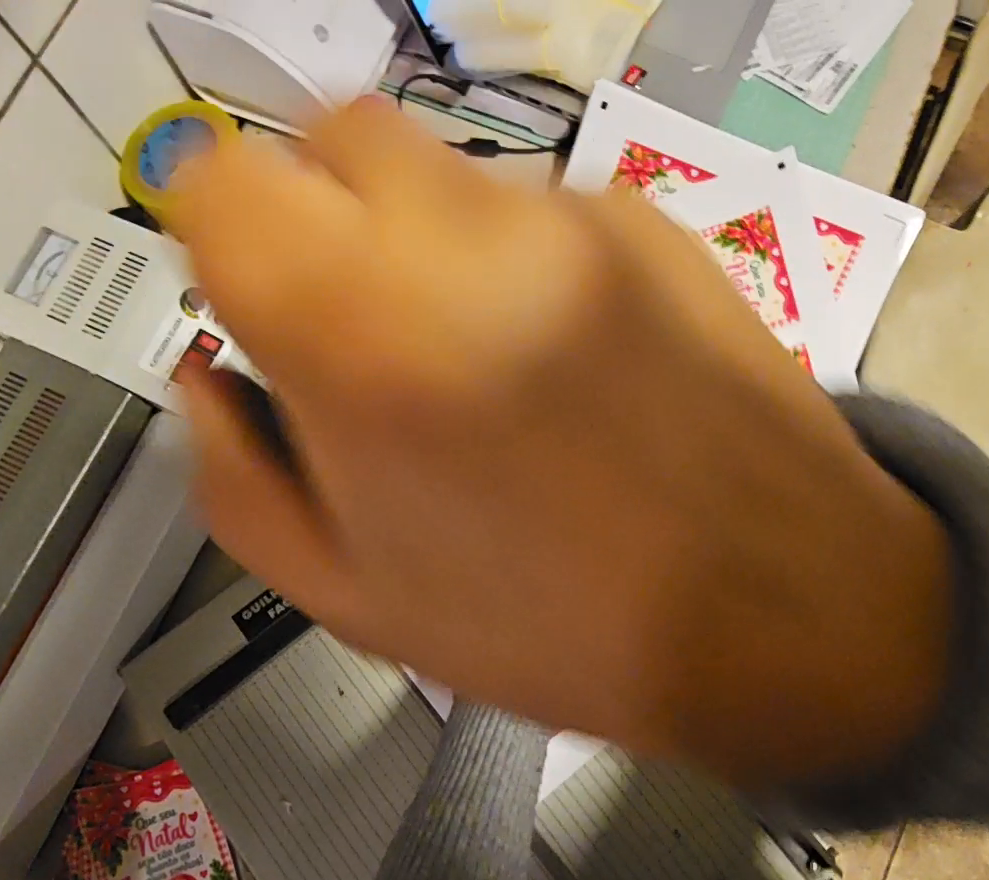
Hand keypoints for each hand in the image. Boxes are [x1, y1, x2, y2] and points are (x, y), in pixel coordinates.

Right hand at [171, 100, 952, 788]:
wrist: (780, 610)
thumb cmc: (557, 631)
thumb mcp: (354, 599)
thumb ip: (239, 479)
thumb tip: (209, 377)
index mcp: (362, 332)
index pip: (224, 183)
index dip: (222, 240)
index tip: (254, 308)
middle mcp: (464, 236)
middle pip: (336, 140)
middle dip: (322, 220)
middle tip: (358, 330)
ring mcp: (575, 215)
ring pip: (445, 172)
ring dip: (424, 244)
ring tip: (480, 365)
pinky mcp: (658, 222)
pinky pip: (545, 210)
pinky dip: (521, 263)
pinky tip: (568, 362)